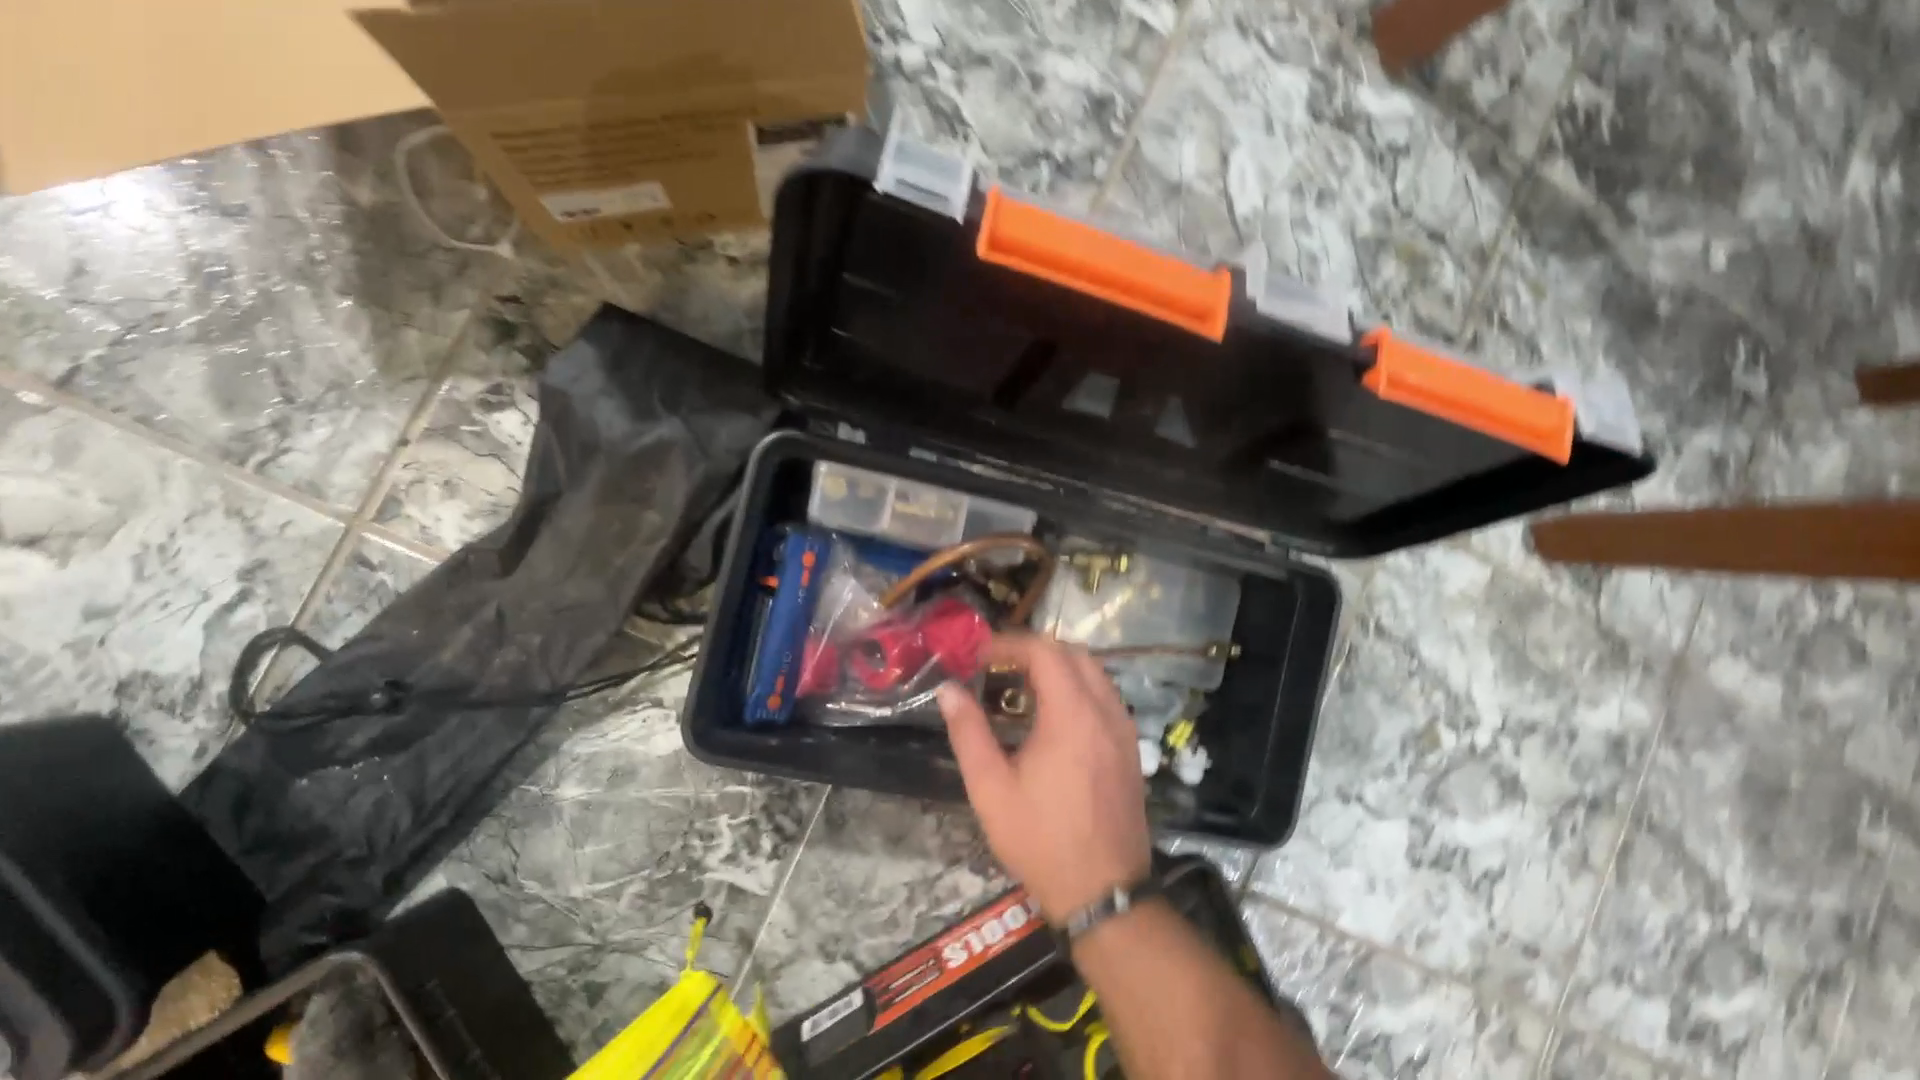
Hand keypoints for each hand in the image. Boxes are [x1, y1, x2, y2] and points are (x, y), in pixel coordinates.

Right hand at [937, 634, 1151, 921]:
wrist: (1103, 891)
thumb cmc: (1041, 840)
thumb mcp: (990, 789)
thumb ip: (968, 733)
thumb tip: (948, 690)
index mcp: (1072, 715)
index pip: (1045, 652)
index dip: (1009, 644)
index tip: (978, 656)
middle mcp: (1105, 712)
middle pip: (1074, 654)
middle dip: (1034, 650)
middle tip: (997, 666)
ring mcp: (1124, 731)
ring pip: (1095, 675)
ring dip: (1059, 669)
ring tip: (1020, 689)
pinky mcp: (1131, 750)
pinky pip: (1106, 699)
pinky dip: (1078, 691)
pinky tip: (1052, 719)